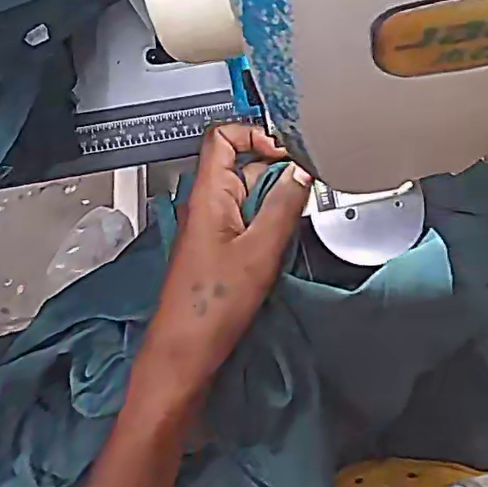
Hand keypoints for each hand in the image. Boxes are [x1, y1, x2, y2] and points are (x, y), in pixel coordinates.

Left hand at [130, 123, 312, 418]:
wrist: (185, 351)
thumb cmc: (213, 304)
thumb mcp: (260, 250)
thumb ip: (284, 205)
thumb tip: (302, 171)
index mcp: (208, 194)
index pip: (222, 136)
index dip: (254, 134)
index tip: (285, 154)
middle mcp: (207, 203)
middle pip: (243, 164)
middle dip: (276, 173)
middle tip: (302, 193)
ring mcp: (213, 225)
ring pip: (249, 193)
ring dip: (275, 201)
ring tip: (292, 224)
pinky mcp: (219, 247)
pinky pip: (247, 219)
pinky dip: (267, 223)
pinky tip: (280, 244)